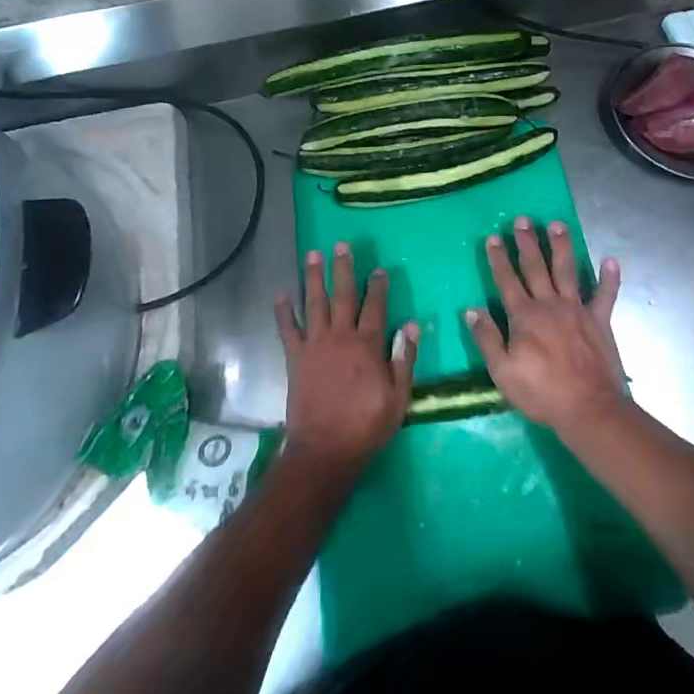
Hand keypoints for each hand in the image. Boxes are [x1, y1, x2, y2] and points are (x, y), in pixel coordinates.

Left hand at [275, 242, 417, 473]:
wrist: (324, 448)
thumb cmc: (366, 425)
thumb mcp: (399, 397)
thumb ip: (404, 359)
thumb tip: (412, 325)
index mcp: (367, 346)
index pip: (376, 307)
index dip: (378, 287)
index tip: (380, 269)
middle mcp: (340, 337)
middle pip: (343, 295)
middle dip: (343, 269)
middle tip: (341, 245)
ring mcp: (315, 345)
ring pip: (314, 303)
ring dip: (313, 277)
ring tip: (313, 254)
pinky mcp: (295, 358)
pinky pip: (287, 329)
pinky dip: (283, 311)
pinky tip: (281, 293)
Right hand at [467, 217, 627, 433]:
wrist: (589, 408)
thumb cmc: (541, 392)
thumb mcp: (502, 371)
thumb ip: (487, 338)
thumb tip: (472, 310)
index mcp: (524, 316)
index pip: (507, 280)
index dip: (499, 259)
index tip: (493, 237)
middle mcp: (550, 305)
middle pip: (536, 267)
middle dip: (527, 243)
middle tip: (522, 220)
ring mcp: (577, 310)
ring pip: (567, 270)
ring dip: (561, 246)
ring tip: (557, 224)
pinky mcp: (599, 321)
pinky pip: (606, 295)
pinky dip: (609, 278)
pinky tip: (612, 260)